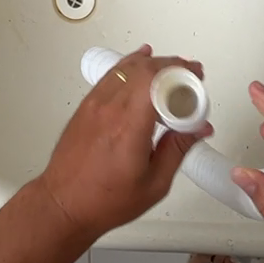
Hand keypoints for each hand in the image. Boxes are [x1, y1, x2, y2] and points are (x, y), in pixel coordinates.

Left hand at [34, 46, 210, 238]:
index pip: (157, 81)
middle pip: (144, 69)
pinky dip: (130, 65)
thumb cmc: (105, 199)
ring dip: (153, 63)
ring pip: (127, 67)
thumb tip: (198, 128)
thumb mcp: (154, 183)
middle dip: (172, 65)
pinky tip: (141, 61)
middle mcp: (110, 107)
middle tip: (191, 72)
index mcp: (129, 125)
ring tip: (173, 67)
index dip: (180, 72)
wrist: (65, 201)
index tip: (196, 76)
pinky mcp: (87, 103)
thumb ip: (177, 150)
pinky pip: (112, 74)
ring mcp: (96, 102)